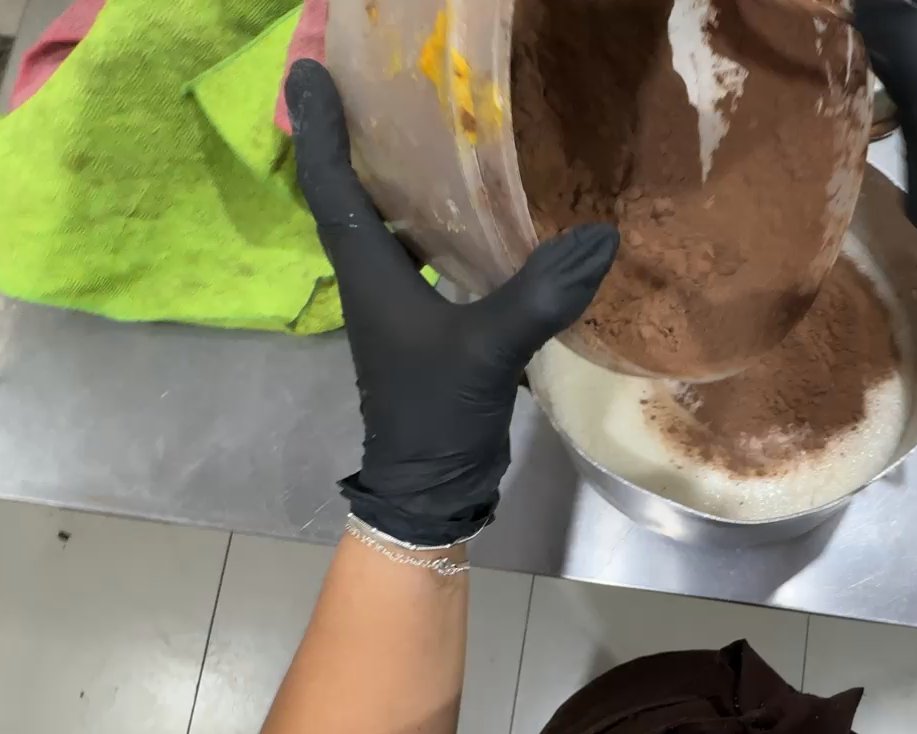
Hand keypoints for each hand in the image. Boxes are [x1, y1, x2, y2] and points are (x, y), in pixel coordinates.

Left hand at [286, 59, 619, 546]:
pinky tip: (479, 228)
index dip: (320, 125)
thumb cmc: (438, 411)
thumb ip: (540, 294)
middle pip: (353, 199)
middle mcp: (376, 283)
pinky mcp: (430, 333)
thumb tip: (601, 239)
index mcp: (370, 274)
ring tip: (430, 146)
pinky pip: (428, 267)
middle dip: (356, 144)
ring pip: (391, 234)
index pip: (330, 184)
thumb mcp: (489, 348)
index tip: (315, 69)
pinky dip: (443, 237)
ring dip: (399, 190)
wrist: (433, 480)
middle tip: (382, 96)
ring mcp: (401, 311)